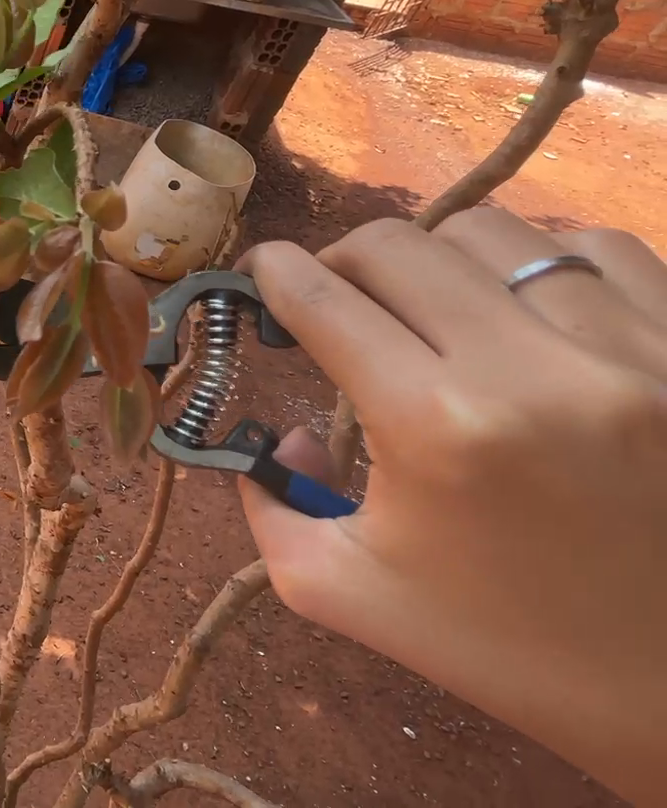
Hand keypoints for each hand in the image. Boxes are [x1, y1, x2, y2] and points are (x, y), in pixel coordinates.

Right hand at [241, 208, 666, 802]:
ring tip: (425, 307)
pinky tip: (517, 313)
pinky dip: (533, 265)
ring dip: (432, 260)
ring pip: (492, 233)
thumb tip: (279, 431)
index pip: (322, 296)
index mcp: (435, 426)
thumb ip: (263, 498)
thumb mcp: (331, 585)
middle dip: (336, 260)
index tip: (253, 276)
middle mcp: (537, 371)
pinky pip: (598, 251)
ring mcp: (640, 353)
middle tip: (328, 300)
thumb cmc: (499, 646)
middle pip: (397, 244)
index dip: (270, 271)